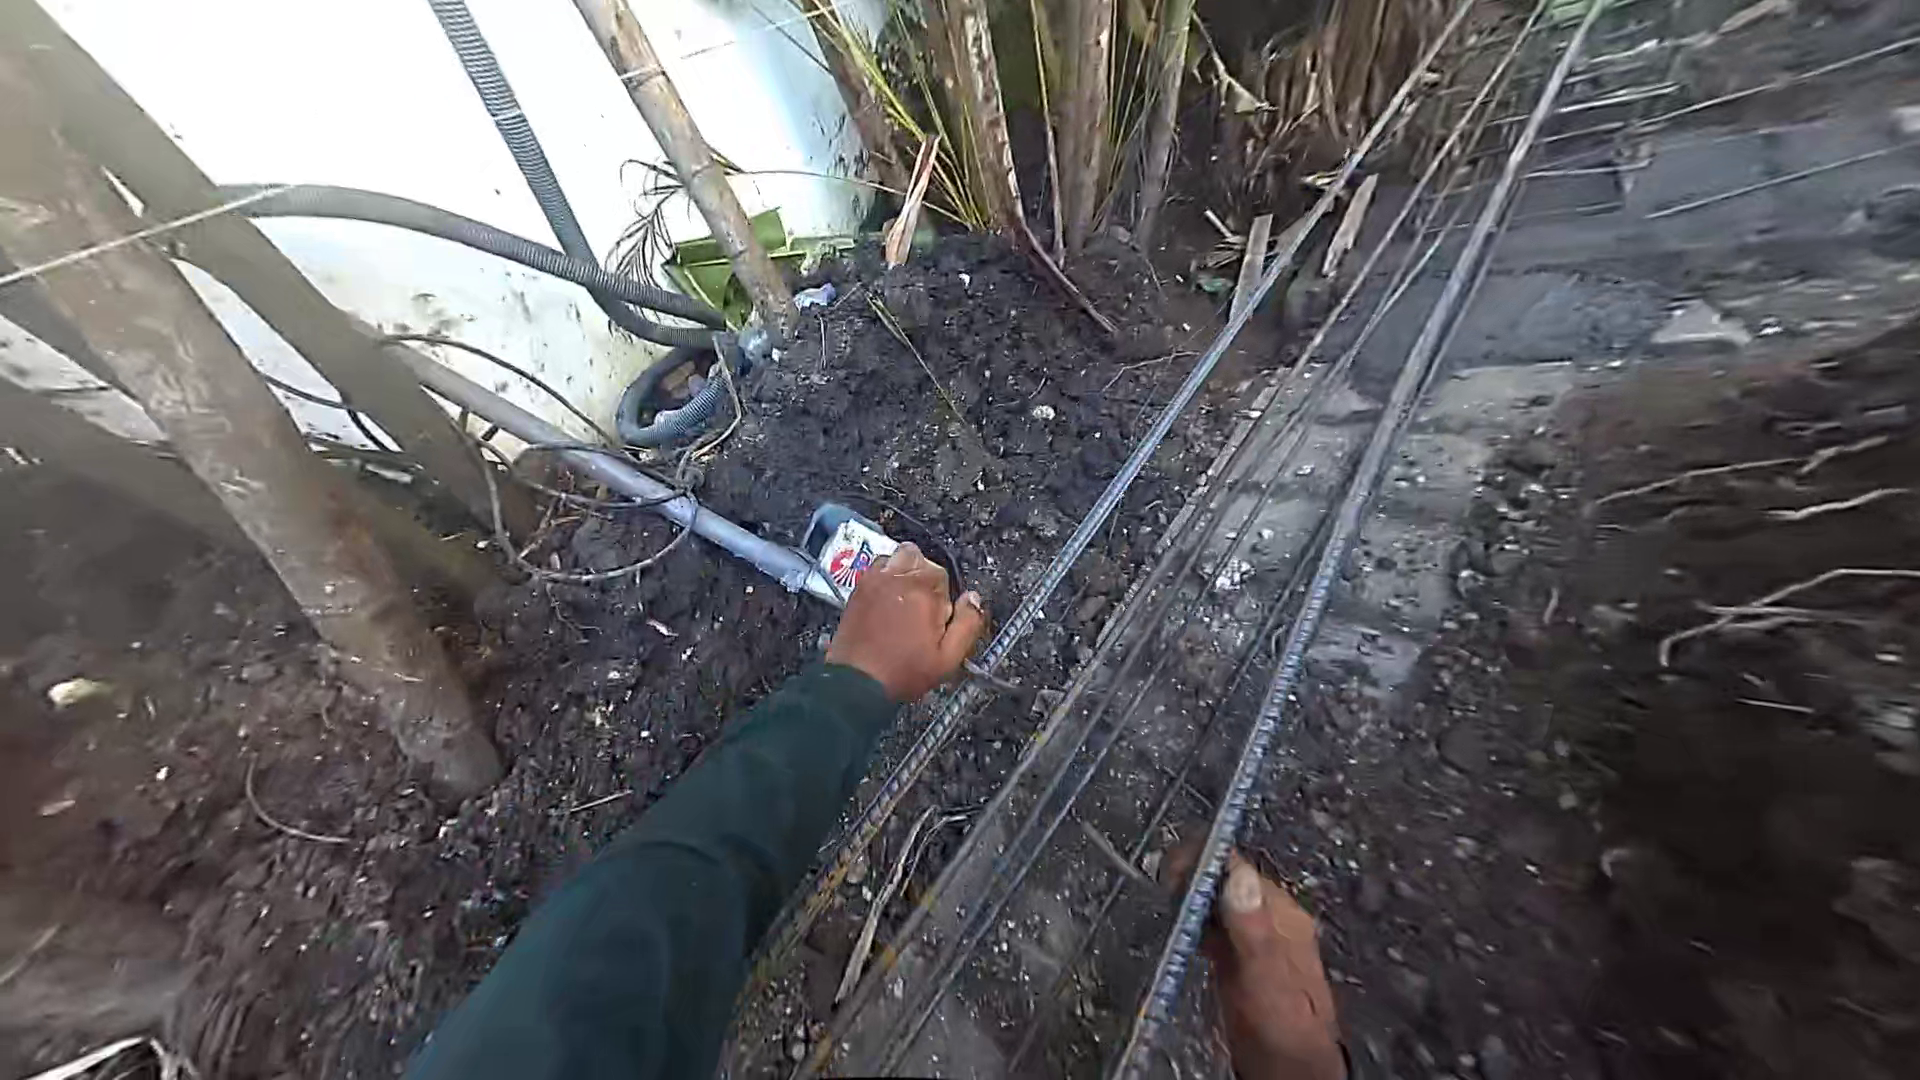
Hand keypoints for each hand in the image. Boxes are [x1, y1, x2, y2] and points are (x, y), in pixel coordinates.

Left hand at [826, 542, 987, 702]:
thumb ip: (967, 624)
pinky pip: (878, 566)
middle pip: (921, 560)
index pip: (944, 576)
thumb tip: (974, 598)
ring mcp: (877, 580)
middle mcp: (900, 579)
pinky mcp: (860, 587)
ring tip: (905, 598)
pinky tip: (887, 598)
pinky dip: (886, 574)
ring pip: (899, 556)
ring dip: (906, 571)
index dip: (943, 597)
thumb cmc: (902, 672)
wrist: (858, 681)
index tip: (937, 618)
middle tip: (922, 606)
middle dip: (926, 578)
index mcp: (925, 594)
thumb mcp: (948, 658)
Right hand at [1165, 846, 1344, 1079]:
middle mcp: (1267, 917)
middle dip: (1190, 875)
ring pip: (1212, 895)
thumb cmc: (1282, 1033)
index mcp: (1281, 915)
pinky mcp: (1235, 952)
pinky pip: (1209, 918)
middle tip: (1165, 890)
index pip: (1236, 865)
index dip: (1202, 861)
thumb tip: (1238, 873)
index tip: (1171, 873)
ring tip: (1167, 903)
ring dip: (1187, 892)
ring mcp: (1251, 934)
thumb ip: (1253, 931)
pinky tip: (1179, 925)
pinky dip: (1191, 914)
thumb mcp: (1267, 982)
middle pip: (1222, 876)